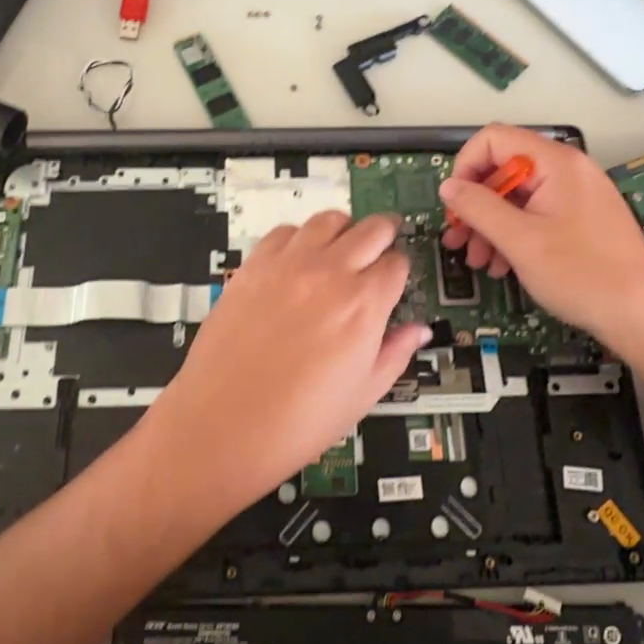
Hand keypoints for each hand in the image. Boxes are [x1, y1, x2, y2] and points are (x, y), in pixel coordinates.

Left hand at [141, 211, 427, 511]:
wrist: (225, 424)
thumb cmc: (300, 420)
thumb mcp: (363, 394)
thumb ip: (395, 353)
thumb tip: (418, 330)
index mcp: (364, 305)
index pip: (397, 264)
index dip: (400, 271)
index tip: (394, 281)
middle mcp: (329, 273)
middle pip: (371, 229)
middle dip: (384, 235)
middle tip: (381, 247)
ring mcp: (288, 265)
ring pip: (328, 220)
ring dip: (343, 229)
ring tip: (341, 247)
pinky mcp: (253, 266)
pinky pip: (284, 232)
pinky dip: (298, 239)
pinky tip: (297, 261)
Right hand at [439, 125, 643, 350]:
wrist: (640, 316)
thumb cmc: (580, 274)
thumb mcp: (520, 241)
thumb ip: (478, 208)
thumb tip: (447, 186)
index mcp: (556, 163)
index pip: (493, 139)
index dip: (465, 166)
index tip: (454, 204)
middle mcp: (568, 169)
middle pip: (504, 170)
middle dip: (475, 205)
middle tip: (457, 240)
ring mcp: (578, 194)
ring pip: (518, 197)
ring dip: (490, 225)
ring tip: (478, 261)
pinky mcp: (583, 219)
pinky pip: (537, 214)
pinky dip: (514, 235)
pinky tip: (502, 266)